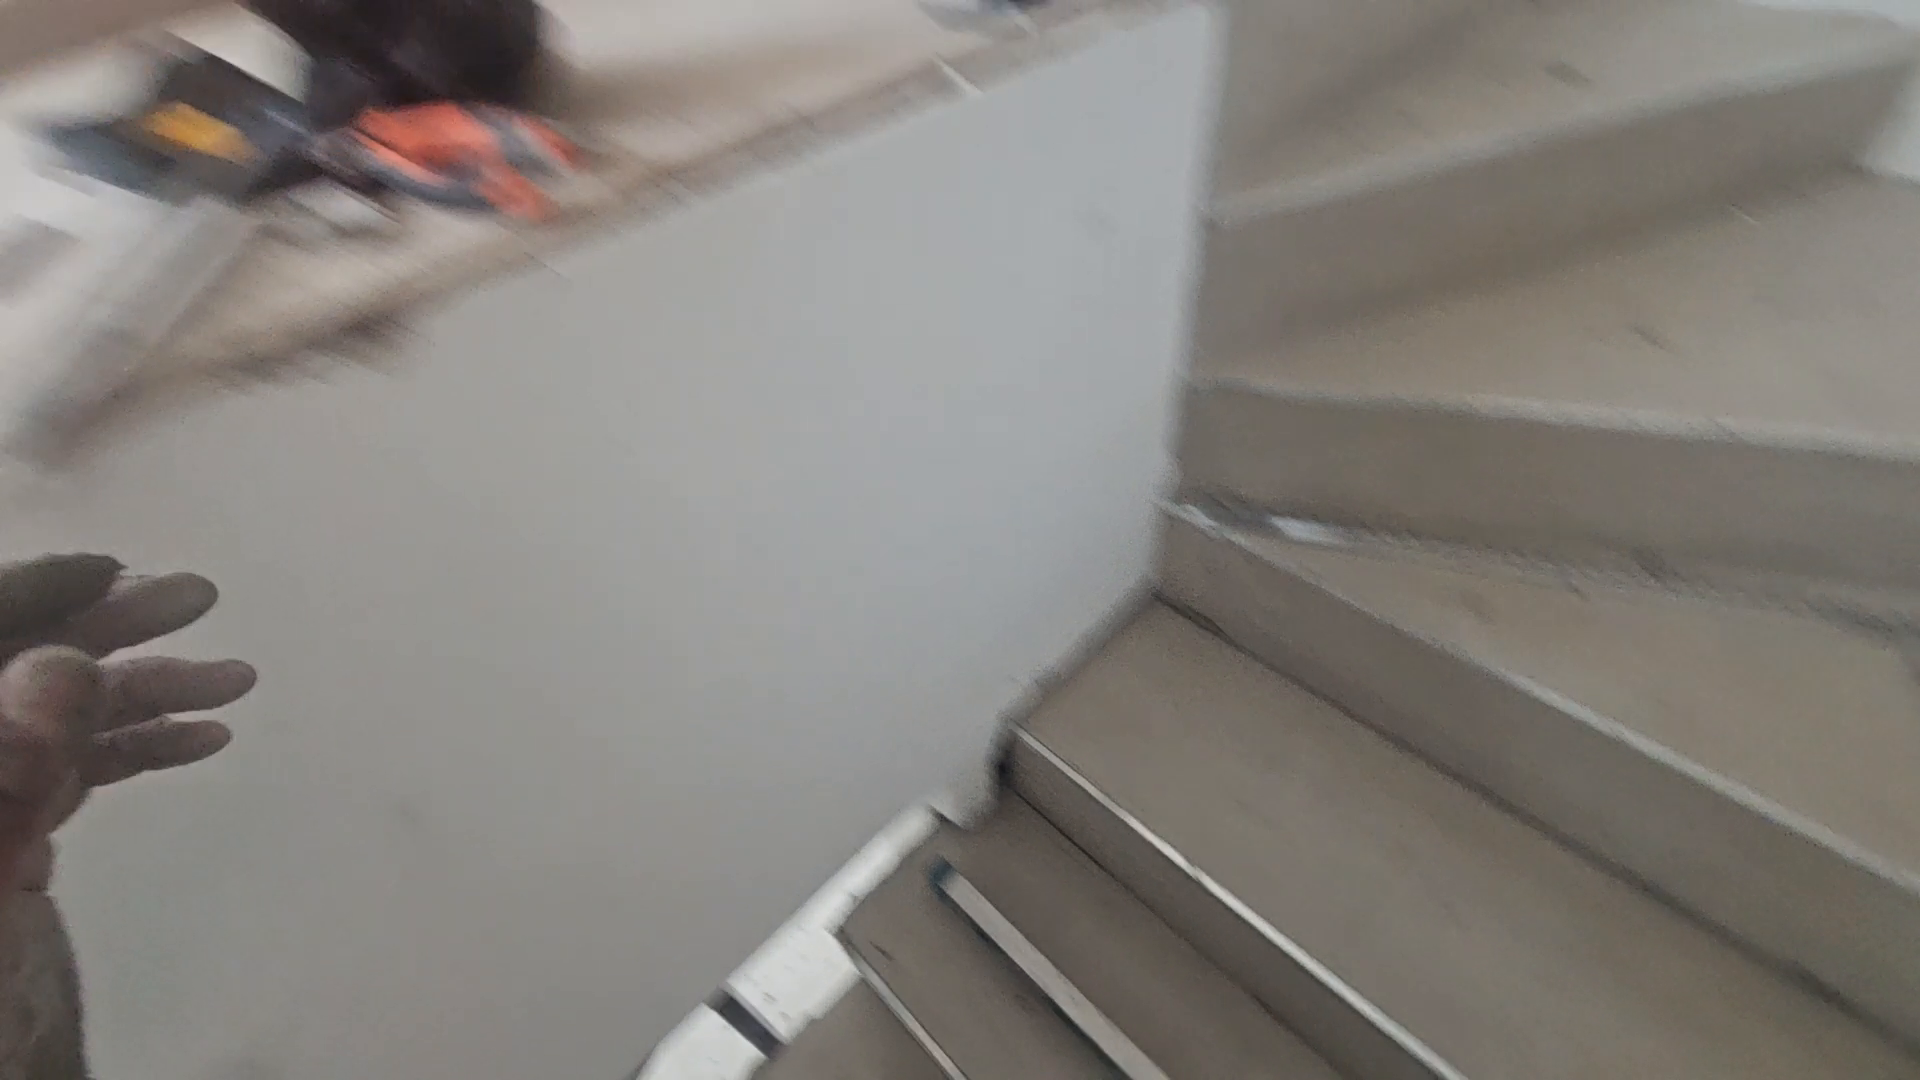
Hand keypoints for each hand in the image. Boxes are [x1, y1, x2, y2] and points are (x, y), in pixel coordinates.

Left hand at [0, 555, 254, 894]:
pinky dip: (145, 741)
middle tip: (197, 597)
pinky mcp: (5, 830)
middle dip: (103, 630)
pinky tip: (204, 733)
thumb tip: (59, 667)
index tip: (113, 569)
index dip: (21, 599)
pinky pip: (76, 763)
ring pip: (50, 715)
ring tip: (236, 676)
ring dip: (148, 689)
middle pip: (3, 674)